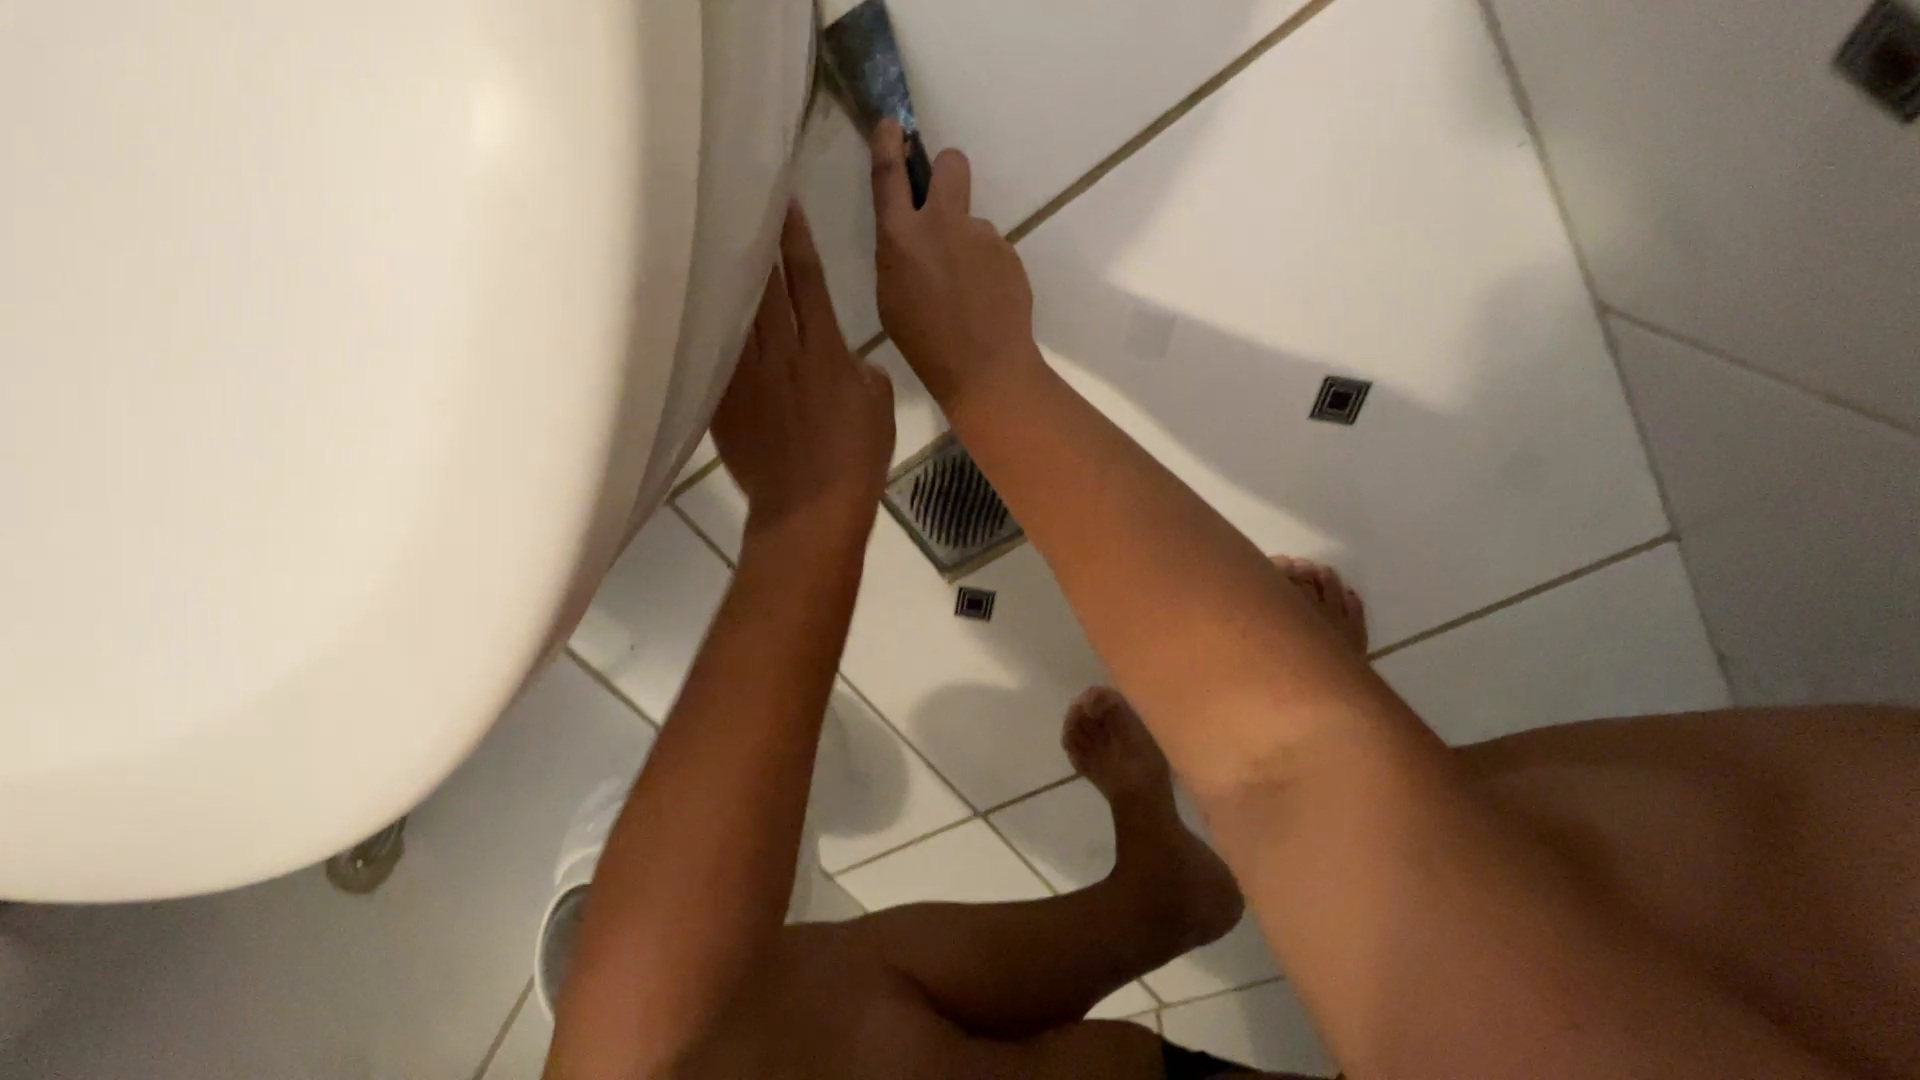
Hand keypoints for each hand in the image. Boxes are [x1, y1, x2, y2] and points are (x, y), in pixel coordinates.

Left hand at [712, 204, 894, 530]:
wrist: (809, 509)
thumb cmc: (856, 461)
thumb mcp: (879, 408)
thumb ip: (864, 373)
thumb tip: (851, 362)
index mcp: (826, 350)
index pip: (809, 279)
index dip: (796, 237)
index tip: (783, 202)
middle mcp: (782, 352)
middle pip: (764, 284)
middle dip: (754, 239)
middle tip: (736, 197)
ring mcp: (747, 377)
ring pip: (733, 312)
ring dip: (725, 274)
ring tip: (709, 237)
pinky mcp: (723, 402)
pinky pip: (713, 353)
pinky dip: (705, 324)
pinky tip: (692, 300)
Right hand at [870, 119, 1043, 409]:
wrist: (983, 367)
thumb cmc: (924, 342)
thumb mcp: (890, 298)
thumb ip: (898, 256)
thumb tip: (911, 239)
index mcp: (899, 237)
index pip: (890, 174)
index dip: (890, 143)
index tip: (894, 123)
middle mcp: (941, 223)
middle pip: (950, 164)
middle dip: (946, 170)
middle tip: (947, 200)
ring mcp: (981, 235)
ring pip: (972, 224)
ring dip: (969, 246)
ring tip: (968, 292)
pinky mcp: (1009, 253)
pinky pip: (993, 253)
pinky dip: (988, 271)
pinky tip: (986, 302)